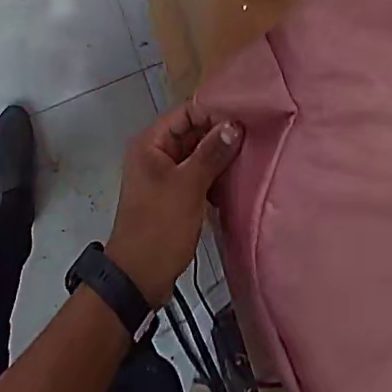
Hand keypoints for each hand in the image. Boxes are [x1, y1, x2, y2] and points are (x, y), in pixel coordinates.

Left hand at [105, 106, 242, 306]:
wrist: (139, 278)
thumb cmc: (159, 227)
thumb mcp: (188, 186)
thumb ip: (211, 153)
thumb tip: (234, 125)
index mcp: (150, 143)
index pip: (186, 112)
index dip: (213, 114)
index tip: (243, 121)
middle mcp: (156, 153)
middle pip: (192, 131)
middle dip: (220, 134)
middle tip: (253, 137)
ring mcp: (164, 175)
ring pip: (197, 154)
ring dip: (219, 155)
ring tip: (249, 155)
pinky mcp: (174, 195)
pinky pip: (198, 174)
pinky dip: (215, 174)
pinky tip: (236, 179)